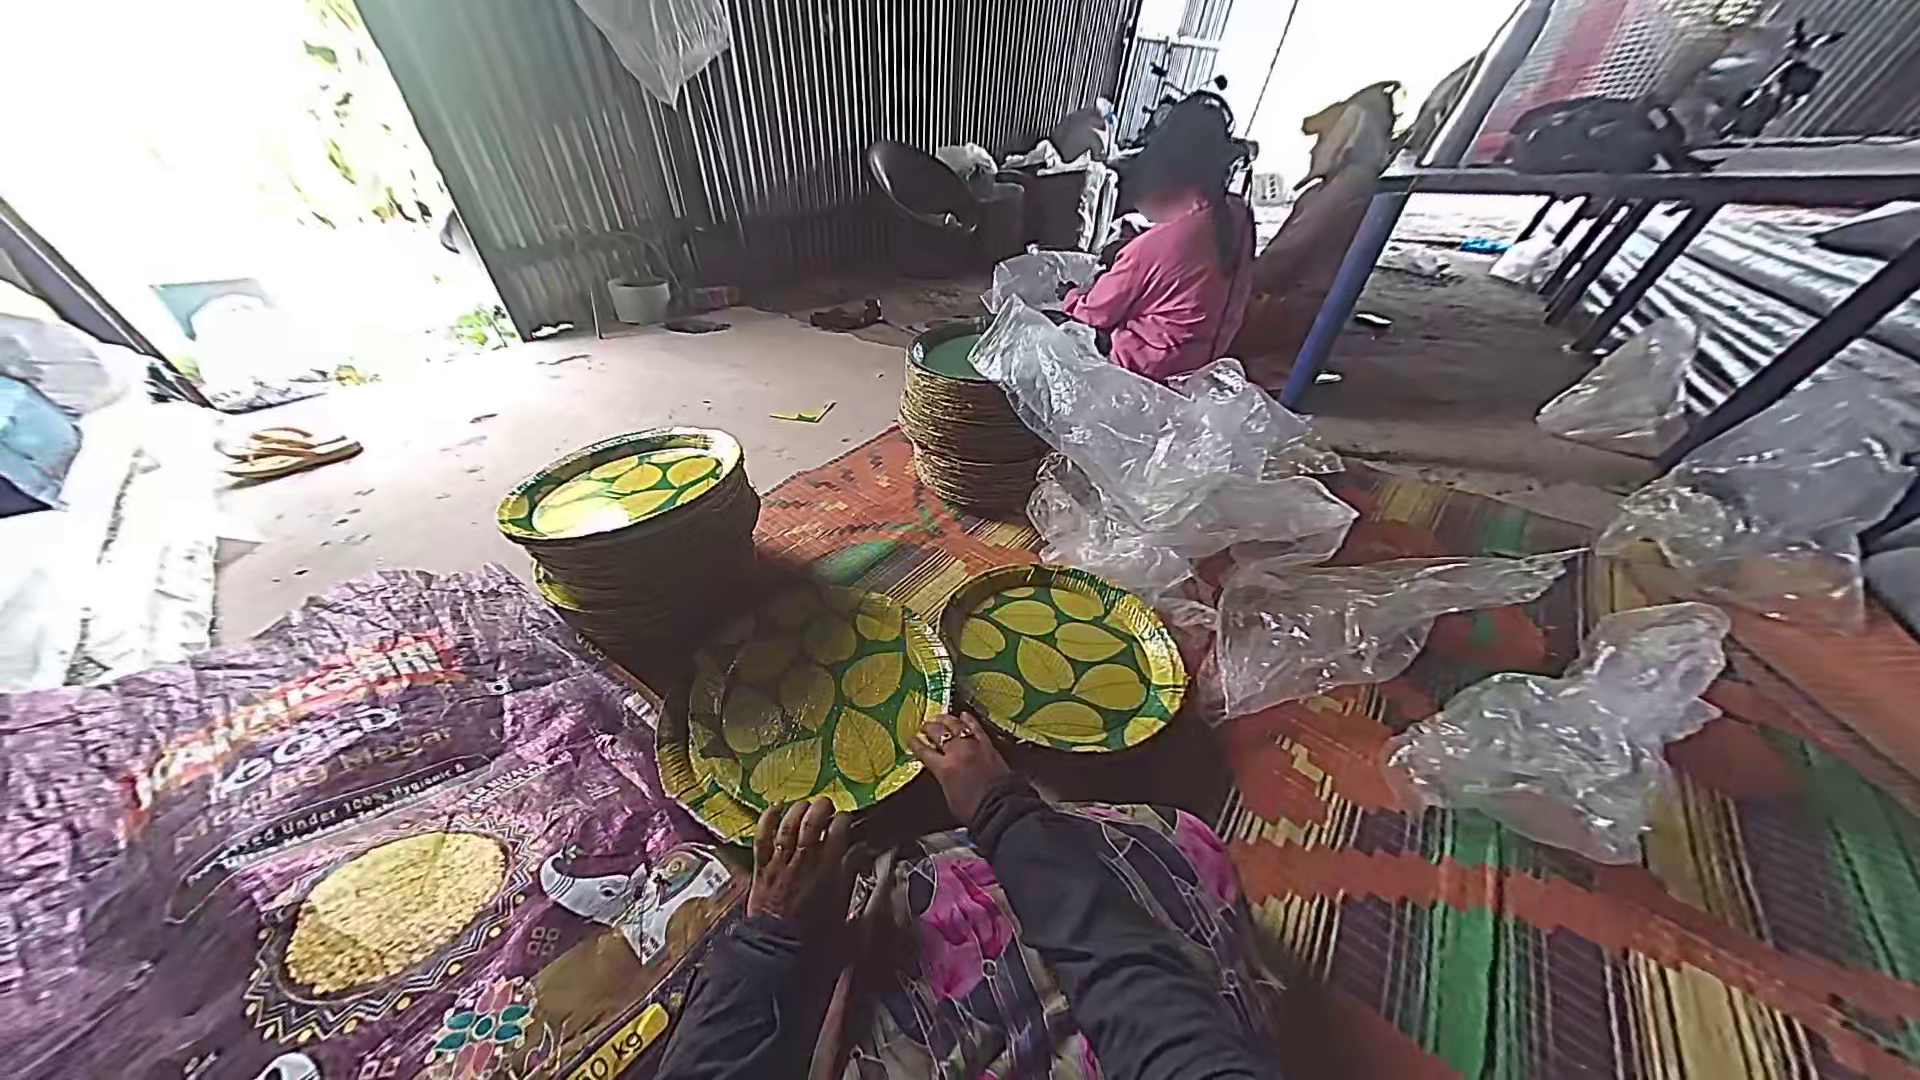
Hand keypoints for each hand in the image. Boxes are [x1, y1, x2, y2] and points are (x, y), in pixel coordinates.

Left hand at [747, 797, 851, 927]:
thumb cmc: (811, 936)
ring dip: (799, 810)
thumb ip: (850, 877)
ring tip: (806, 805)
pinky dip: (768, 819)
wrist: (775, 954)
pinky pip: (762, 838)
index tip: (844, 820)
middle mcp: (804, 863)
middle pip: (812, 823)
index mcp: (827, 872)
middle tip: (827, 806)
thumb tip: (859, 854)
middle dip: (821, 808)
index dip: (843, 820)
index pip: (838, 832)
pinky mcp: (761, 869)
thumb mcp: (841, 908)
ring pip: (788, 826)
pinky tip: (777, 806)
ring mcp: (780, 864)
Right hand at [909, 712, 1012, 821]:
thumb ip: (943, 779)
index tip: (911, 738)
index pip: (924, 751)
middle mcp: (955, 752)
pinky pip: (975, 727)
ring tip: (940, 717)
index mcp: (943, 768)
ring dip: (945, 720)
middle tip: (924, 725)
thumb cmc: (974, 809)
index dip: (915, 744)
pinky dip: (968, 719)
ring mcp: (972, 745)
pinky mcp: (987, 744)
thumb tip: (942, 772)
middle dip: (929, 728)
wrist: (1000, 807)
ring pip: (955, 725)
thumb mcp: (949, 797)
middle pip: (938, 733)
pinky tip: (964, 715)